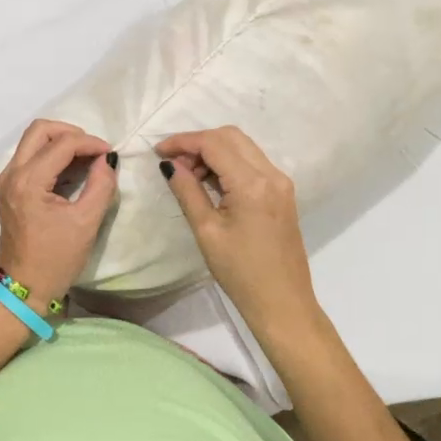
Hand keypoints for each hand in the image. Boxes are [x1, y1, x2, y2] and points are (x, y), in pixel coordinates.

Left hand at [0, 120, 118, 304]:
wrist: (23, 287)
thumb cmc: (55, 258)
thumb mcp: (86, 223)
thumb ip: (101, 185)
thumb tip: (107, 160)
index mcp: (29, 180)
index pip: (62, 144)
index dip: (90, 143)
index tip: (110, 153)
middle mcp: (13, 172)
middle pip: (39, 130)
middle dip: (70, 133)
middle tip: (93, 149)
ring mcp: (8, 178)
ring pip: (32, 140)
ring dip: (60, 142)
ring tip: (86, 158)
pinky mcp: (10, 187)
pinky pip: (30, 156)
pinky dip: (51, 154)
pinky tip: (72, 169)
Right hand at [158, 126, 318, 325]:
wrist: (283, 303)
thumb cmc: (240, 272)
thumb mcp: (206, 230)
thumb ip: (187, 191)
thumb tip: (169, 164)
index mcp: (252, 184)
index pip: (213, 143)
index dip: (182, 142)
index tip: (157, 152)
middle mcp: (272, 174)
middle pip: (230, 136)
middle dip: (198, 142)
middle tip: (174, 164)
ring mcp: (281, 182)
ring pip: (242, 146)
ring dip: (213, 151)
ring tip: (189, 176)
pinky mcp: (282, 192)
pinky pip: (252, 162)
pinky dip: (228, 163)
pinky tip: (210, 183)